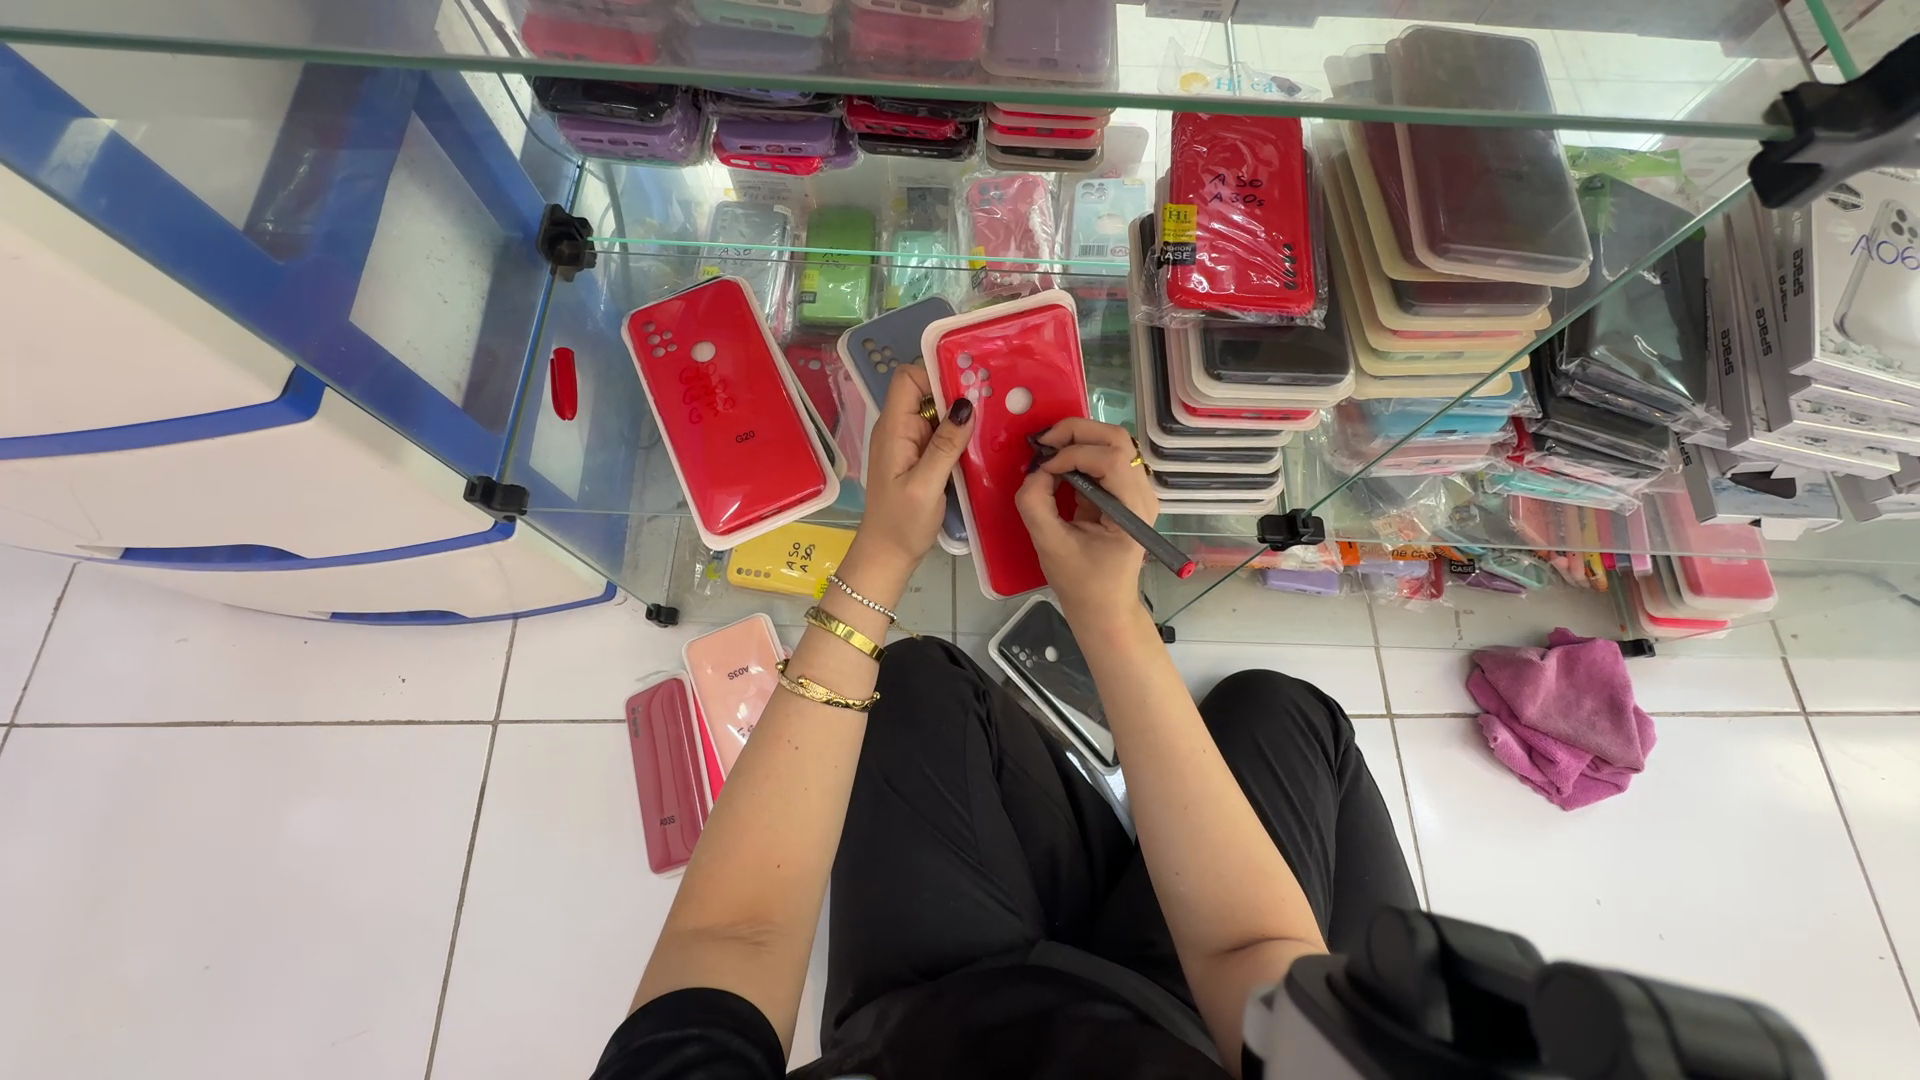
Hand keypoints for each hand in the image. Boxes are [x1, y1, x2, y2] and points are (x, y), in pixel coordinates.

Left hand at [853, 364, 974, 576]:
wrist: (889, 554)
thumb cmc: (902, 523)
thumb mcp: (926, 484)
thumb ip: (944, 445)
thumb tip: (965, 405)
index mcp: (893, 429)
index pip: (908, 379)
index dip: (935, 375)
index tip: (967, 388)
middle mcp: (898, 429)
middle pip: (924, 391)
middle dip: (954, 392)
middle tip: (988, 401)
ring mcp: (908, 443)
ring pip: (934, 412)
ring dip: (959, 414)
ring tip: (989, 419)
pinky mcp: (919, 457)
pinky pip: (938, 433)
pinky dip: (956, 434)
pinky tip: (977, 442)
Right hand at [1014, 418, 1158, 624]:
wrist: (1104, 608)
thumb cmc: (1082, 584)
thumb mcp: (1050, 546)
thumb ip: (1036, 505)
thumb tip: (1034, 472)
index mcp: (1132, 510)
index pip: (1111, 459)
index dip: (1072, 454)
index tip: (1042, 470)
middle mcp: (1142, 494)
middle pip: (1116, 438)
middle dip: (1076, 432)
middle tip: (1043, 443)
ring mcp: (1137, 491)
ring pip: (1113, 442)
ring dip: (1078, 439)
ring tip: (1049, 453)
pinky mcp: (1124, 492)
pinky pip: (1105, 457)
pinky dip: (1080, 452)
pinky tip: (1059, 465)